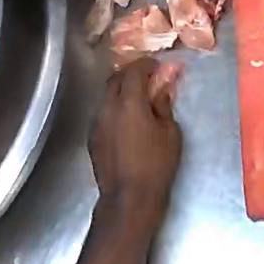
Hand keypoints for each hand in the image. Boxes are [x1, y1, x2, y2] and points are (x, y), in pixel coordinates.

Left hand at [89, 58, 181, 236]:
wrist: (129, 199)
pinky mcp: (92, 136)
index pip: (134, 71)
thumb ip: (163, 106)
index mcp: (128, 102)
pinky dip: (115, 108)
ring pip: (107, 96)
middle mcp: (107, 107)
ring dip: (121, 91)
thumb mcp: (170, 134)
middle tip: (146, 76)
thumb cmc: (156, 166)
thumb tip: (161, 90)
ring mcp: (97, 122)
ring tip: (138, 98)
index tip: (155, 64)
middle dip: (130, 73)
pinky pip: (103, 113)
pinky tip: (127, 119)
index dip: (145, 64)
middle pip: (115, 79)